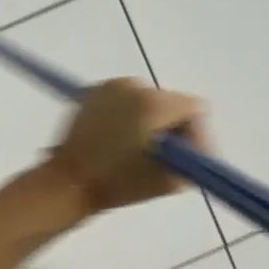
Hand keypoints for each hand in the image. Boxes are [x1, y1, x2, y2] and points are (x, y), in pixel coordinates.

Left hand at [45, 78, 209, 214]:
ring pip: (148, 101)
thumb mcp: (169, 179)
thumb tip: (200, 151)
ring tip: (143, 150)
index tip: (192, 158)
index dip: (198, 134)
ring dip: (152, 121)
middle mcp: (132, 86)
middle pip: (171, 102)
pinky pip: (124, 101)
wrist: (69, 182)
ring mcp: (109, 87)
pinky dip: (130, 115)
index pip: (194, 108)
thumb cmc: (119, 183)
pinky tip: (123, 140)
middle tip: (169, 156)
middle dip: (174, 127)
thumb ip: (195, 161)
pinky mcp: (92, 94)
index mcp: (153, 102)